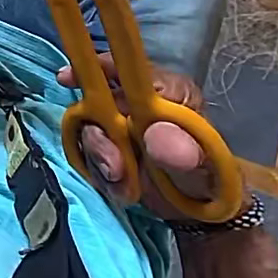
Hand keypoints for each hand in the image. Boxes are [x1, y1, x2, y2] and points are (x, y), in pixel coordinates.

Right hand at [57, 53, 215, 216]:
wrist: (201, 209)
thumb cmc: (210, 179)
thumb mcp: (204, 168)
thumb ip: (183, 151)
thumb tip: (156, 136)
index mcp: (166, 92)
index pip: (126, 68)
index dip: (96, 68)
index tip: (68, 79)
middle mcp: (136, 103)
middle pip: (96, 103)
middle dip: (97, 137)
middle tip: (114, 168)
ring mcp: (117, 127)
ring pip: (88, 132)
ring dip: (100, 161)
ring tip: (124, 185)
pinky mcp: (105, 149)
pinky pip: (86, 155)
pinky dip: (99, 175)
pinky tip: (121, 188)